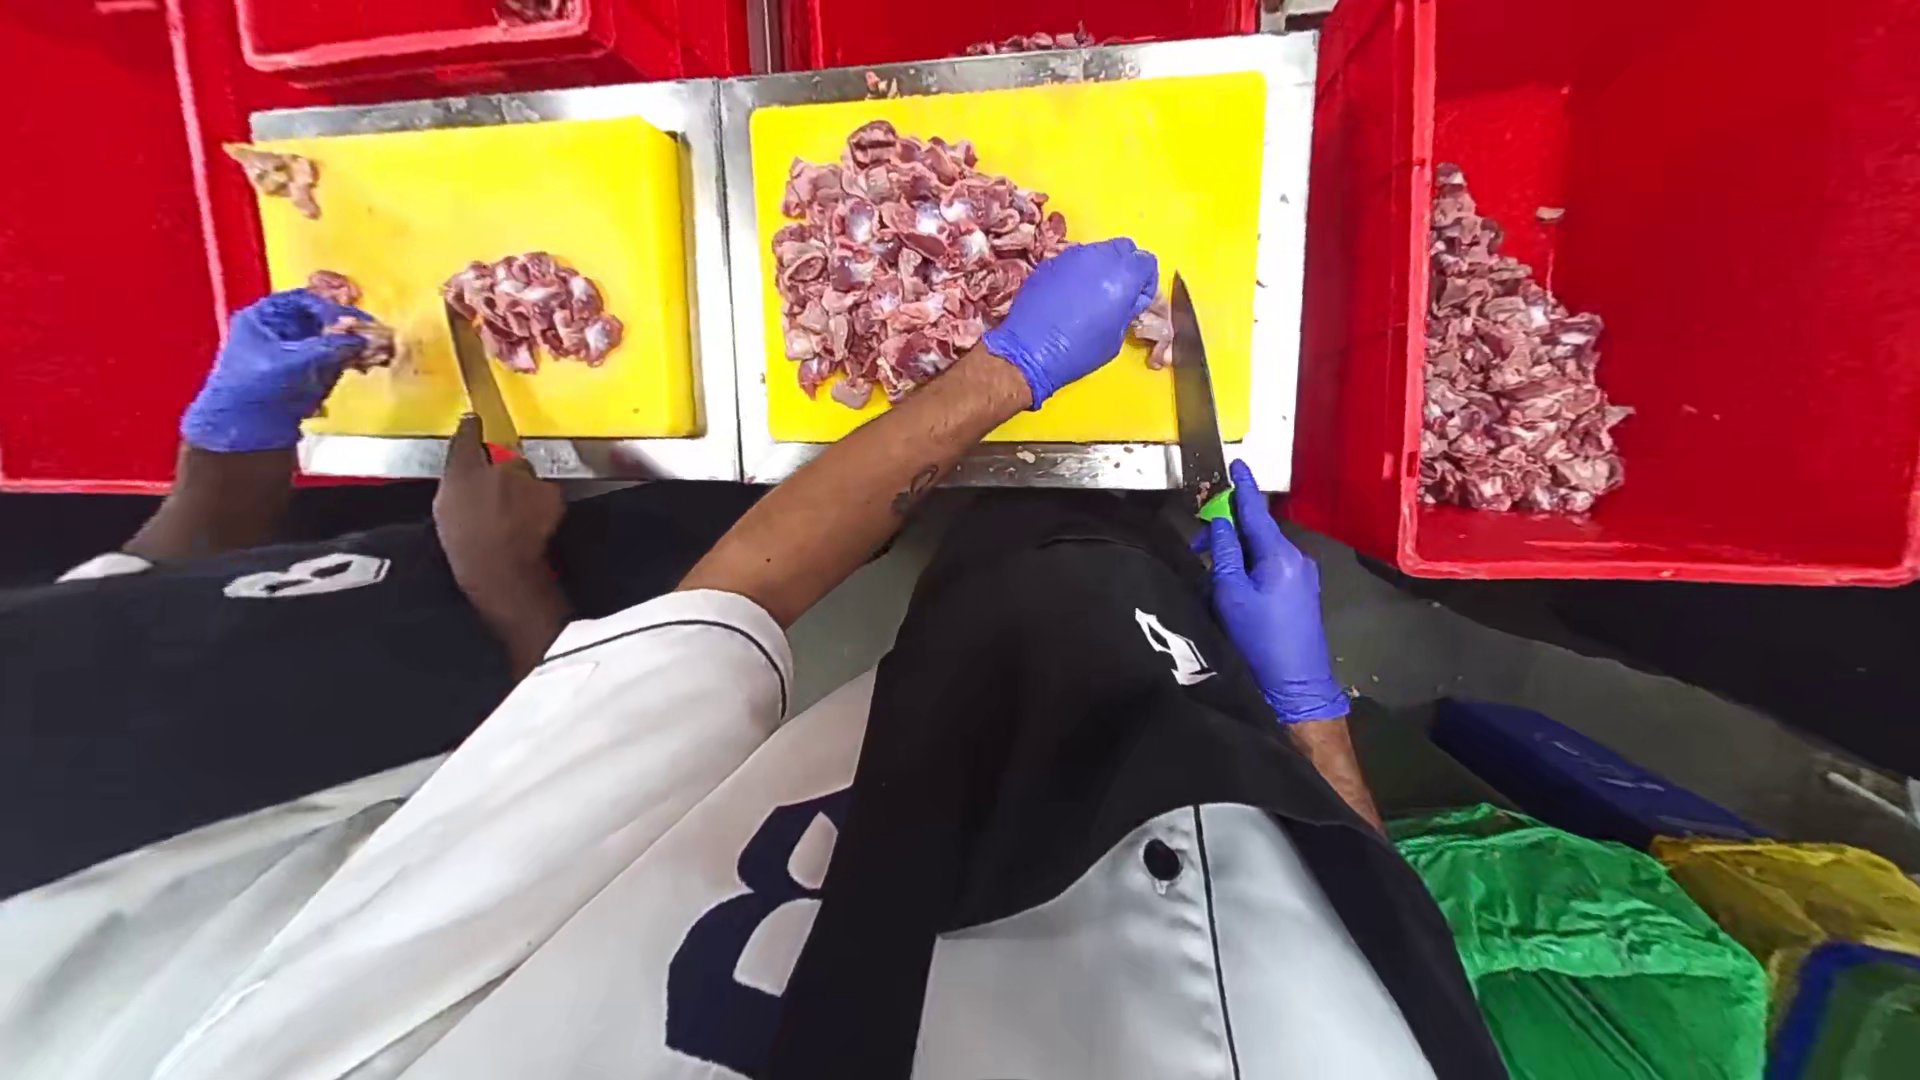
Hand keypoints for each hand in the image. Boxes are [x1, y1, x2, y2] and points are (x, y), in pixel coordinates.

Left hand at [181, 289, 372, 451]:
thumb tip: (366, 336)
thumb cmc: (261, 385)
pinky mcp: (317, 368)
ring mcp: (302, 349)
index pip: (305, 300)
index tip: (358, 320)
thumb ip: (331, 346)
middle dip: (352, 325)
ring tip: (378, 350)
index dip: (332, 307)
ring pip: (337, 336)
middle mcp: (285, 329)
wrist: (252, 422)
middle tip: (376, 334)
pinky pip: (344, 355)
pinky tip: (370, 362)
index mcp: (266, 318)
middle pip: (325, 317)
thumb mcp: (295, 361)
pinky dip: (359, 357)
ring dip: (359, 342)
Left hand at [435, 417, 569, 674]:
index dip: (474, 428)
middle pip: (468, 468)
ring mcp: (447, 517)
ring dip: (490, 496)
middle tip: (509, 468)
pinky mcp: (455, 542)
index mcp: (465, 469)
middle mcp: (448, 489)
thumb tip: (521, 473)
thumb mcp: (540, 491)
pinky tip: (510, 528)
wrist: (499, 573)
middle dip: (487, 466)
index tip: (473, 417)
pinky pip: (475, 520)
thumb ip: (527, 477)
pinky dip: (490, 519)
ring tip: (515, 502)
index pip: (468, 439)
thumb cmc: (521, 526)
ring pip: (471, 496)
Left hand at [982, 238, 1158, 407]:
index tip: (1136, 302)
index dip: (1145, 283)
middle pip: (1123, 249)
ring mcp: (1070, 256)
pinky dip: (1075, 274)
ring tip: (1089, 297)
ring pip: (1096, 252)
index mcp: (1123, 275)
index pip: (1147, 262)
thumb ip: (1128, 311)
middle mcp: (1098, 257)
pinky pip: (1071, 262)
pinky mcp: (1048, 263)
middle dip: (1125, 269)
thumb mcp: (1115, 339)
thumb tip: (1128, 302)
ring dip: (1099, 269)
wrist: (1029, 353)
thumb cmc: (1077, 352)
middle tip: (1116, 295)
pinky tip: (1066, 298)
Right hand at [1204, 460, 1348, 723]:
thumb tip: (1220, 523)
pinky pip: (1270, 565)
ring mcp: (1302, 574)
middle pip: (1256, 531)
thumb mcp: (1230, 593)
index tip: (1237, 463)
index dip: (1244, 487)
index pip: (1256, 512)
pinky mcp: (1301, 590)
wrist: (1297, 681)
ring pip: (1261, 549)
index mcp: (1279, 555)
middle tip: (1196, 549)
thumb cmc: (1258, 637)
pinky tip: (1232, 583)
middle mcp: (1296, 557)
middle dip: (1226, 532)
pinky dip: (1248, 564)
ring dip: (1235, 552)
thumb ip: (1224, 553)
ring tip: (1211, 573)